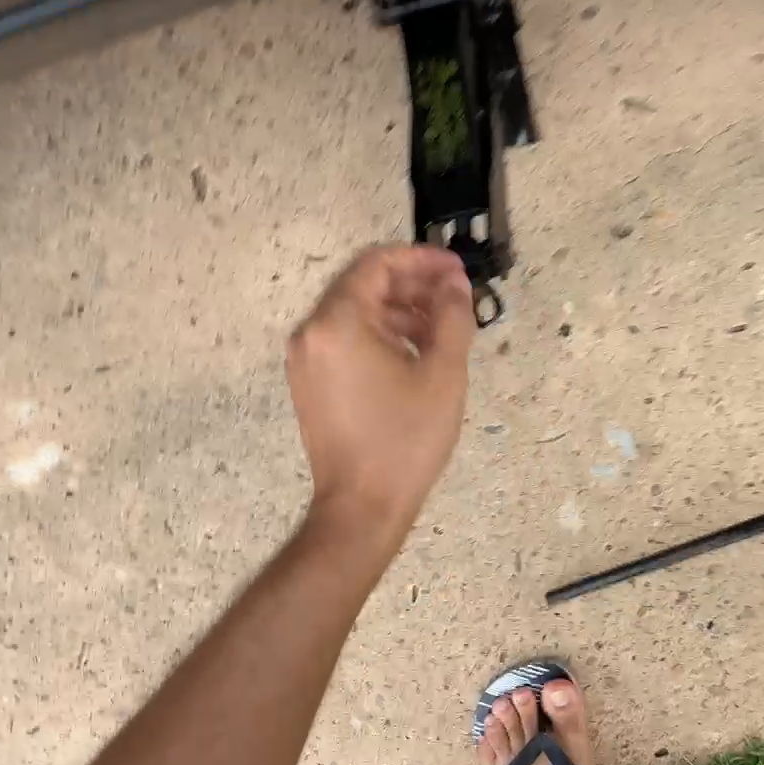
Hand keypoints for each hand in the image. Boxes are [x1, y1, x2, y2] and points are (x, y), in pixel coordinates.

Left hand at [286, 244, 475, 533]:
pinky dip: (381, 335)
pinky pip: (346, 341)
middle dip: (413, 284)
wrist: (363, 505)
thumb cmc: (406, 439)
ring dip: (400, 311)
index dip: (421, 260)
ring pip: (355, 314)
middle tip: (456, 296)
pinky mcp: (311, 384)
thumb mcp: (443, 374)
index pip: (376, 264)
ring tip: (443, 328)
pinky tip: (415, 354)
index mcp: (338, 323)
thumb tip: (454, 283)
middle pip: (363, 286)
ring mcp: (306, 360)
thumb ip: (452, 317)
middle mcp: (312, 333)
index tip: (457, 271)